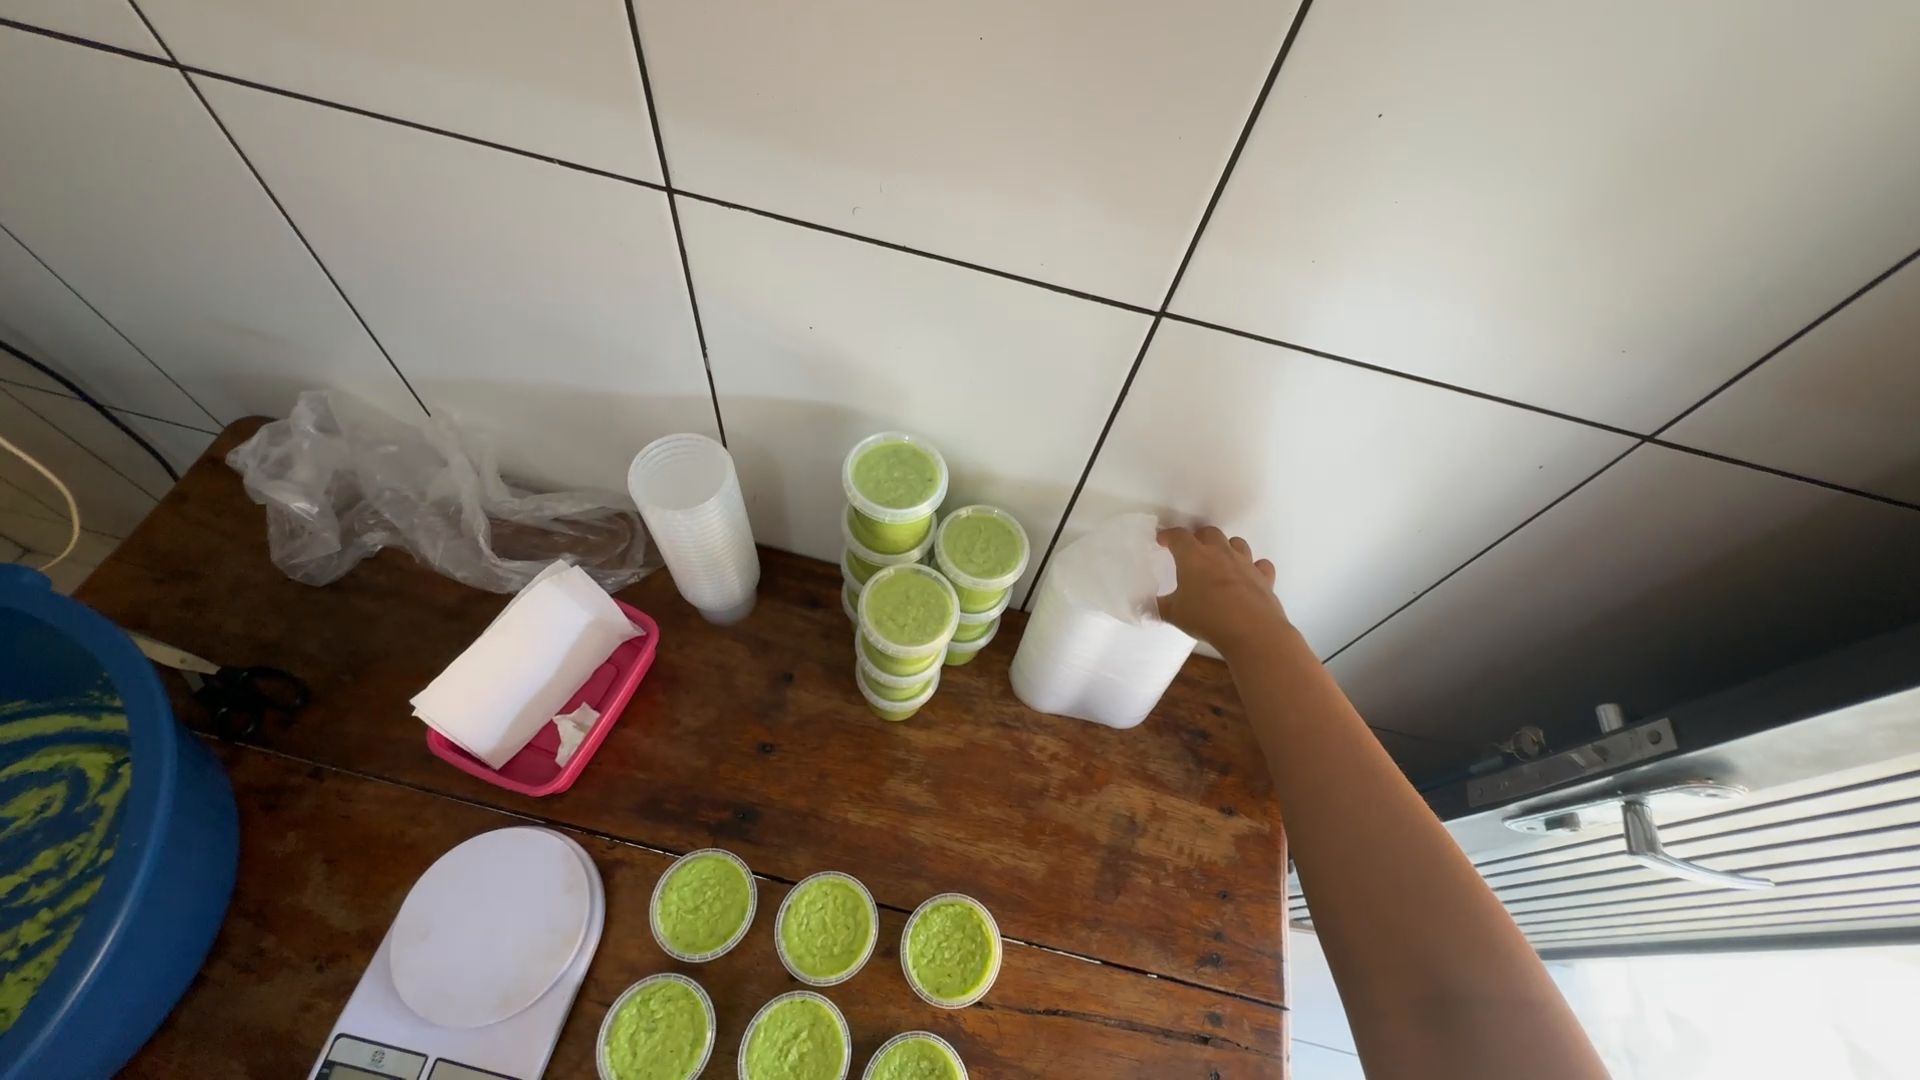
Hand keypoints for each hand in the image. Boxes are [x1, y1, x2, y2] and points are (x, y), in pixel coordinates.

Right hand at [1156, 526, 1287, 659]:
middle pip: (1209, 532)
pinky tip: (1248, 576)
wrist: (1251, 630)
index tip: (1162, 540)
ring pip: (1237, 543)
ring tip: (1220, 560)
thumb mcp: (1174, 614)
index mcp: (1193, 556)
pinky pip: (1260, 565)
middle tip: (1191, 551)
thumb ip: (1157, 607)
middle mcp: (1220, 552)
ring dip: (1227, 547)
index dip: (1168, 535)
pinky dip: (1254, 567)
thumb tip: (1142, 606)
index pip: (1178, 536)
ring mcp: (1245, 563)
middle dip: (1198, 538)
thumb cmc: (1206, 617)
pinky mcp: (1264, 577)